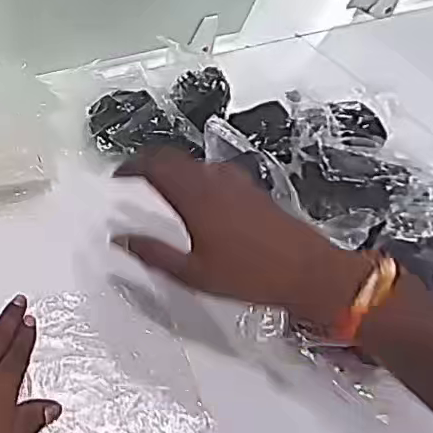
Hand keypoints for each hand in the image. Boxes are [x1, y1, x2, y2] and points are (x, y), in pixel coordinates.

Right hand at [115, 148, 373, 334]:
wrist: (314, 275)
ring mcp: (236, 183)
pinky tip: (197, 198)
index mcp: (195, 197)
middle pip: (172, 157)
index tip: (117, 177)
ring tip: (159, 187)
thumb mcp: (193, 274)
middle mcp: (214, 181)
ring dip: (171, 168)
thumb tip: (121, 239)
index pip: (154, 166)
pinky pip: (213, 171)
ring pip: (193, 162)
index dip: (130, 167)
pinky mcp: (253, 190)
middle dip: (147, 162)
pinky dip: (194, 176)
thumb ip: (153, 253)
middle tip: (132, 177)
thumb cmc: (252, 275)